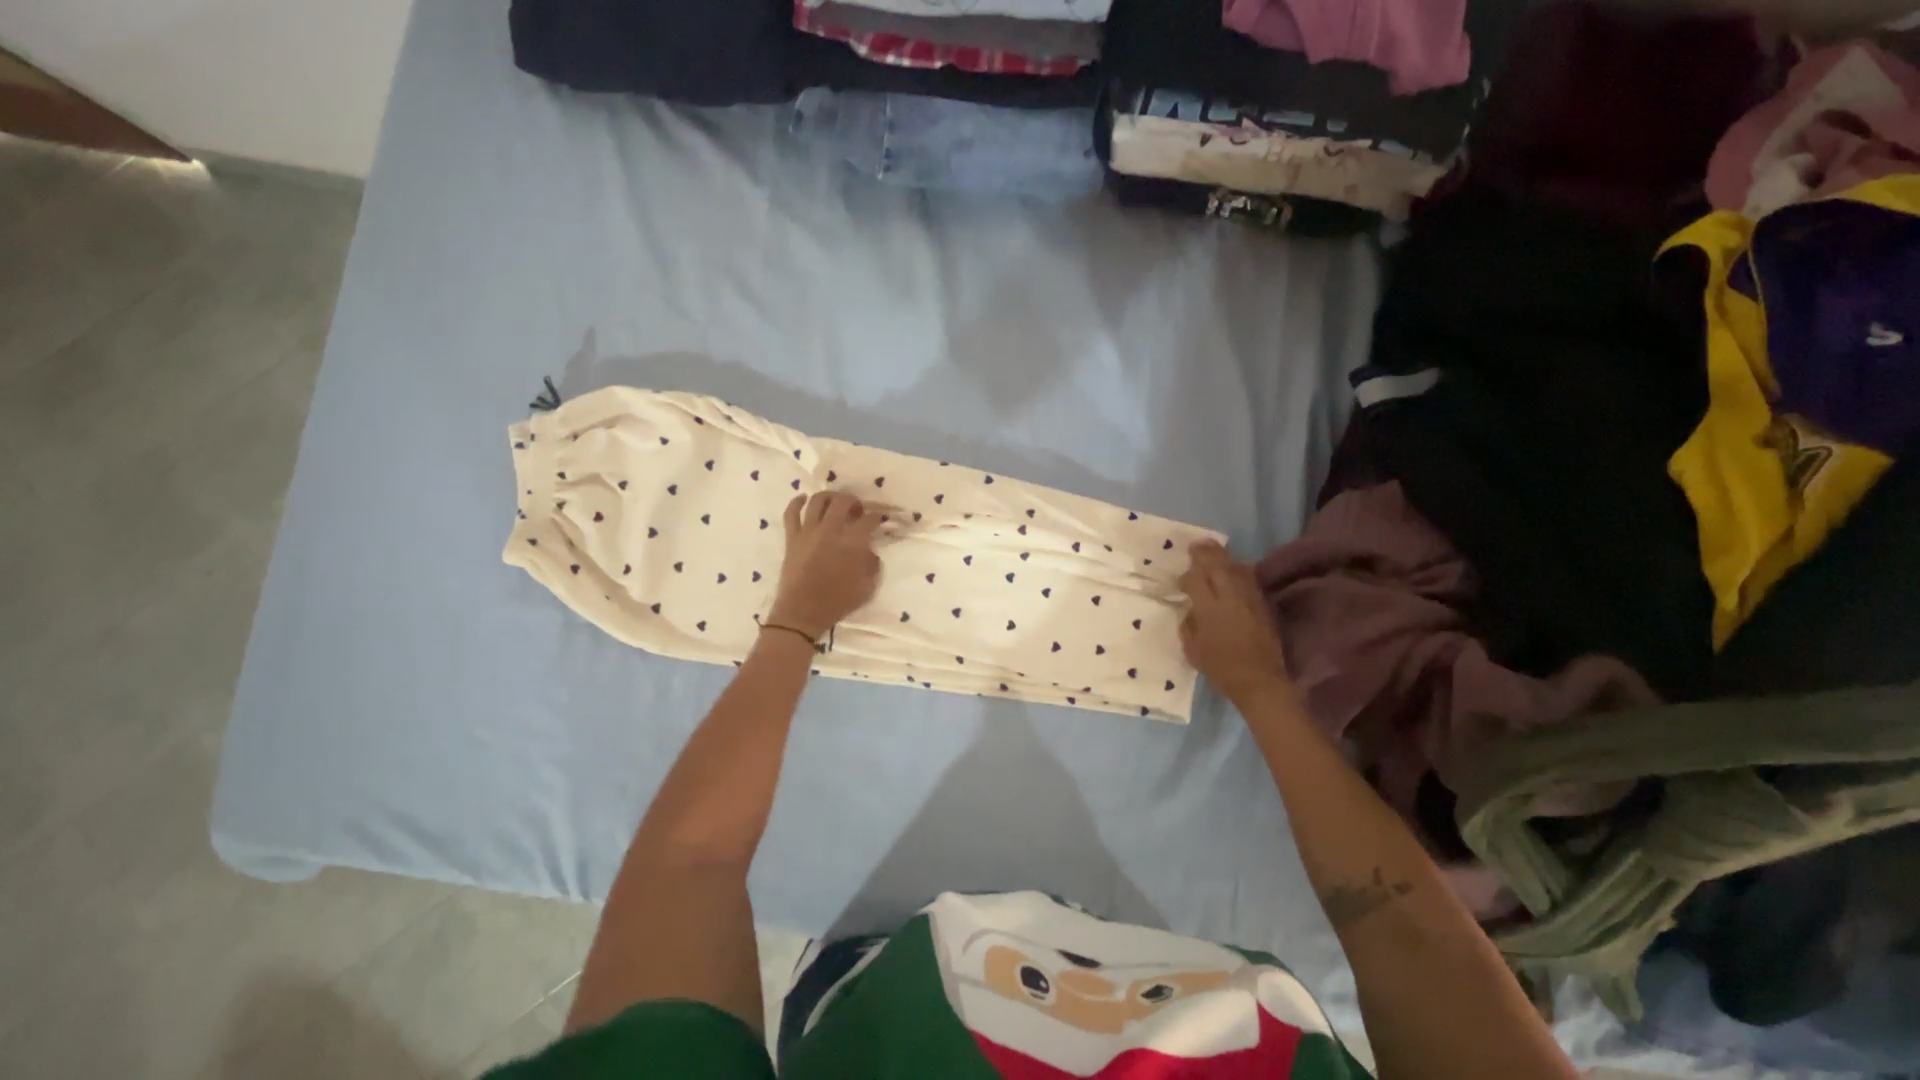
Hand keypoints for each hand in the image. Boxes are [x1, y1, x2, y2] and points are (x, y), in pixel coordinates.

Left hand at [766, 492, 883, 639]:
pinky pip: (791, 513)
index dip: (877, 517)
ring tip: (834, 502)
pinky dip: (797, 502)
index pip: (869, 519)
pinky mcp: (792, 538)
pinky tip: (803, 499)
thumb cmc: (837, 602)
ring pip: (818, 501)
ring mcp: (809, 532)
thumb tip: (870, 552)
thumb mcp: (866, 588)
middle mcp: (831, 530)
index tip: (879, 520)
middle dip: (854, 501)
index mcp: (852, 542)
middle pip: (843, 501)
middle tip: (857, 510)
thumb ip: (872, 566)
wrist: (802, 612)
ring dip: (829, 496)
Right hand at [1178, 540, 1292, 702]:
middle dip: (1205, 553)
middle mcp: (1230, 596)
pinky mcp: (1263, 604)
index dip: (1187, 575)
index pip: (1195, 578)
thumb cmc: (1221, 668)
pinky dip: (1239, 571)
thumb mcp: (1192, 649)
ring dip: (1224, 559)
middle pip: (1217, 564)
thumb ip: (1188, 625)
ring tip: (1214, 554)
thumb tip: (1190, 610)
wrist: (1259, 680)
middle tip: (1197, 546)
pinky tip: (1234, 572)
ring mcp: (1249, 598)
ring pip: (1236, 568)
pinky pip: (1249, 579)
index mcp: (1209, 608)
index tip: (1181, 581)